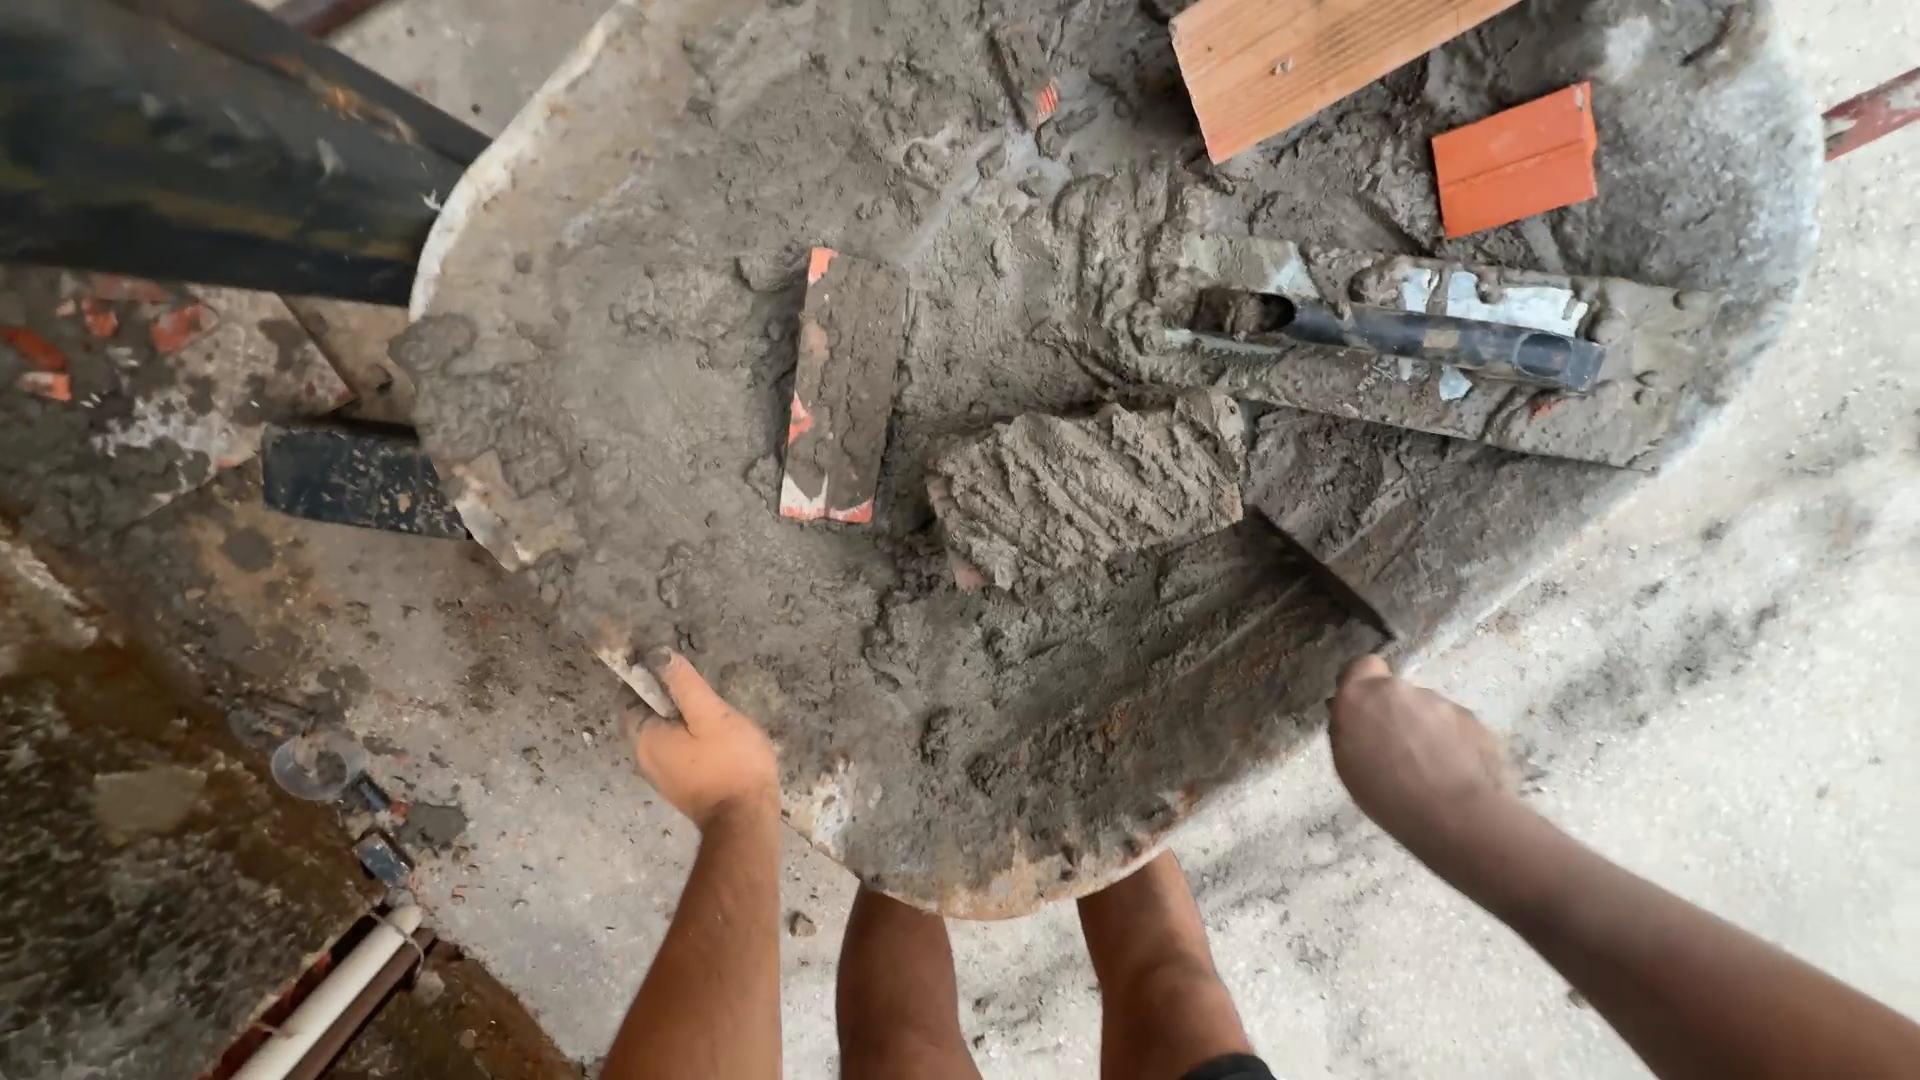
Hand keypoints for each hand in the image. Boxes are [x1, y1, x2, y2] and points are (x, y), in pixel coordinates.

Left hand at [625, 648, 779, 831]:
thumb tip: (658, 654)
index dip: (644, 677)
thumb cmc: (730, 762)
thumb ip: (684, 684)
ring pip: (661, 735)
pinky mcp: (682, 787)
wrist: (746, 818)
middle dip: (664, 697)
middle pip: (644, 717)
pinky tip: (714, 735)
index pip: (628, 698)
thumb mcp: (711, 714)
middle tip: (695, 684)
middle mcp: (645, 758)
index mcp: (645, 738)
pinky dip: (687, 738)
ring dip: (678, 718)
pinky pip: (676, 752)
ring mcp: (663, 776)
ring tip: (709, 707)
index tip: (669, 664)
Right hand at [1328, 654, 1516, 852]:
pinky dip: (1455, 745)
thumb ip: (1349, 727)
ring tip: (1432, 769)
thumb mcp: (1346, 760)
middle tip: (1398, 751)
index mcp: (1362, 695)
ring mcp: (1443, 704)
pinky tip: (1457, 775)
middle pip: (1397, 693)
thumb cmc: (1385, 793)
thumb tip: (1353, 713)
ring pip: (1429, 711)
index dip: (1365, 683)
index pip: (1363, 665)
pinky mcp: (1477, 722)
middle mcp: (1401, 690)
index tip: (1365, 709)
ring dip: (1427, 731)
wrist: (1456, 816)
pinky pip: (1458, 729)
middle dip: (1397, 714)